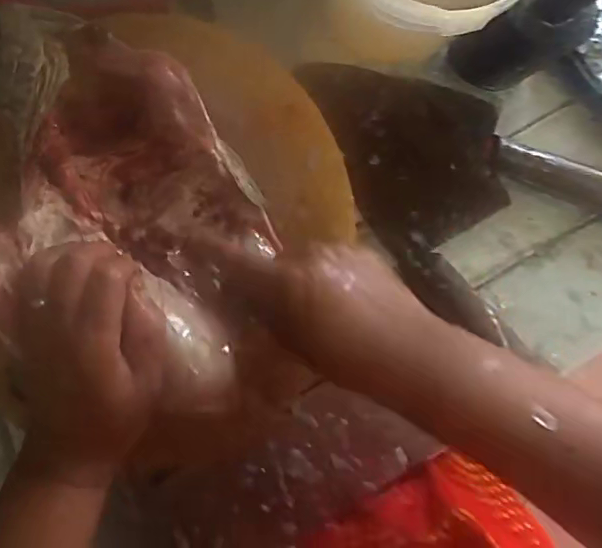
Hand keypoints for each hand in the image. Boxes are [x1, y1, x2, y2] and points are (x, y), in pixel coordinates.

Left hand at [14, 242, 166, 485]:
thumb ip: (147, 330)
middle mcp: (59, 325)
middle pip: (74, 262)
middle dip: (100, 251)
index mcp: (93, 342)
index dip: (124, 265)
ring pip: (47, 262)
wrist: (65, 448)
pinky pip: (28, 277)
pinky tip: (66, 266)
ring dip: (73, 251)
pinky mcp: (23, 322)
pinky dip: (47, 261)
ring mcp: (35, 321)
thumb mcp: (149, 382)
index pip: (105, 277)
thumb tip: (136, 287)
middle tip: (117, 262)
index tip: (135, 274)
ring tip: (93, 261)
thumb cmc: (115, 418)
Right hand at [196, 238, 440, 394]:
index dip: (205, 247)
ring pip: (302, 256)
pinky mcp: (360, 248)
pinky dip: (327, 273)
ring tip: (315, 304)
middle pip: (272, 258)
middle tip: (273, 300)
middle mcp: (308, 253)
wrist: (419, 356)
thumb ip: (268, 317)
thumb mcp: (298, 348)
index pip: (234, 259)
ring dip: (301, 274)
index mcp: (289, 280)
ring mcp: (336, 248)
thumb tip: (246, 301)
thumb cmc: (354, 364)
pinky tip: (344, 298)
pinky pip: (329, 257)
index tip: (182, 235)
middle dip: (268, 275)